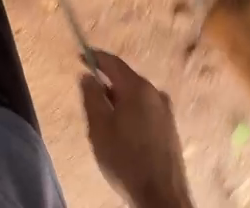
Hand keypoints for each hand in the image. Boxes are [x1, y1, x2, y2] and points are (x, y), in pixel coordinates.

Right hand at [80, 50, 193, 207]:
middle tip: (89, 97)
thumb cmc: (125, 159)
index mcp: (137, 88)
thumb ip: (91, 97)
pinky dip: (131, 113)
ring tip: (104, 120)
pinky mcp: (170, 128)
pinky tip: (123, 133)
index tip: (79, 56)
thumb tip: (87, 76)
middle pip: (126, 79)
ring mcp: (166, 111)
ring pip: (136, 97)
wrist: (162, 196)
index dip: (94, 57)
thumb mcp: (99, 127)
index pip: (113, 62)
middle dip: (106, 84)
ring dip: (119, 101)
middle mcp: (155, 93)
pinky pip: (145, 110)